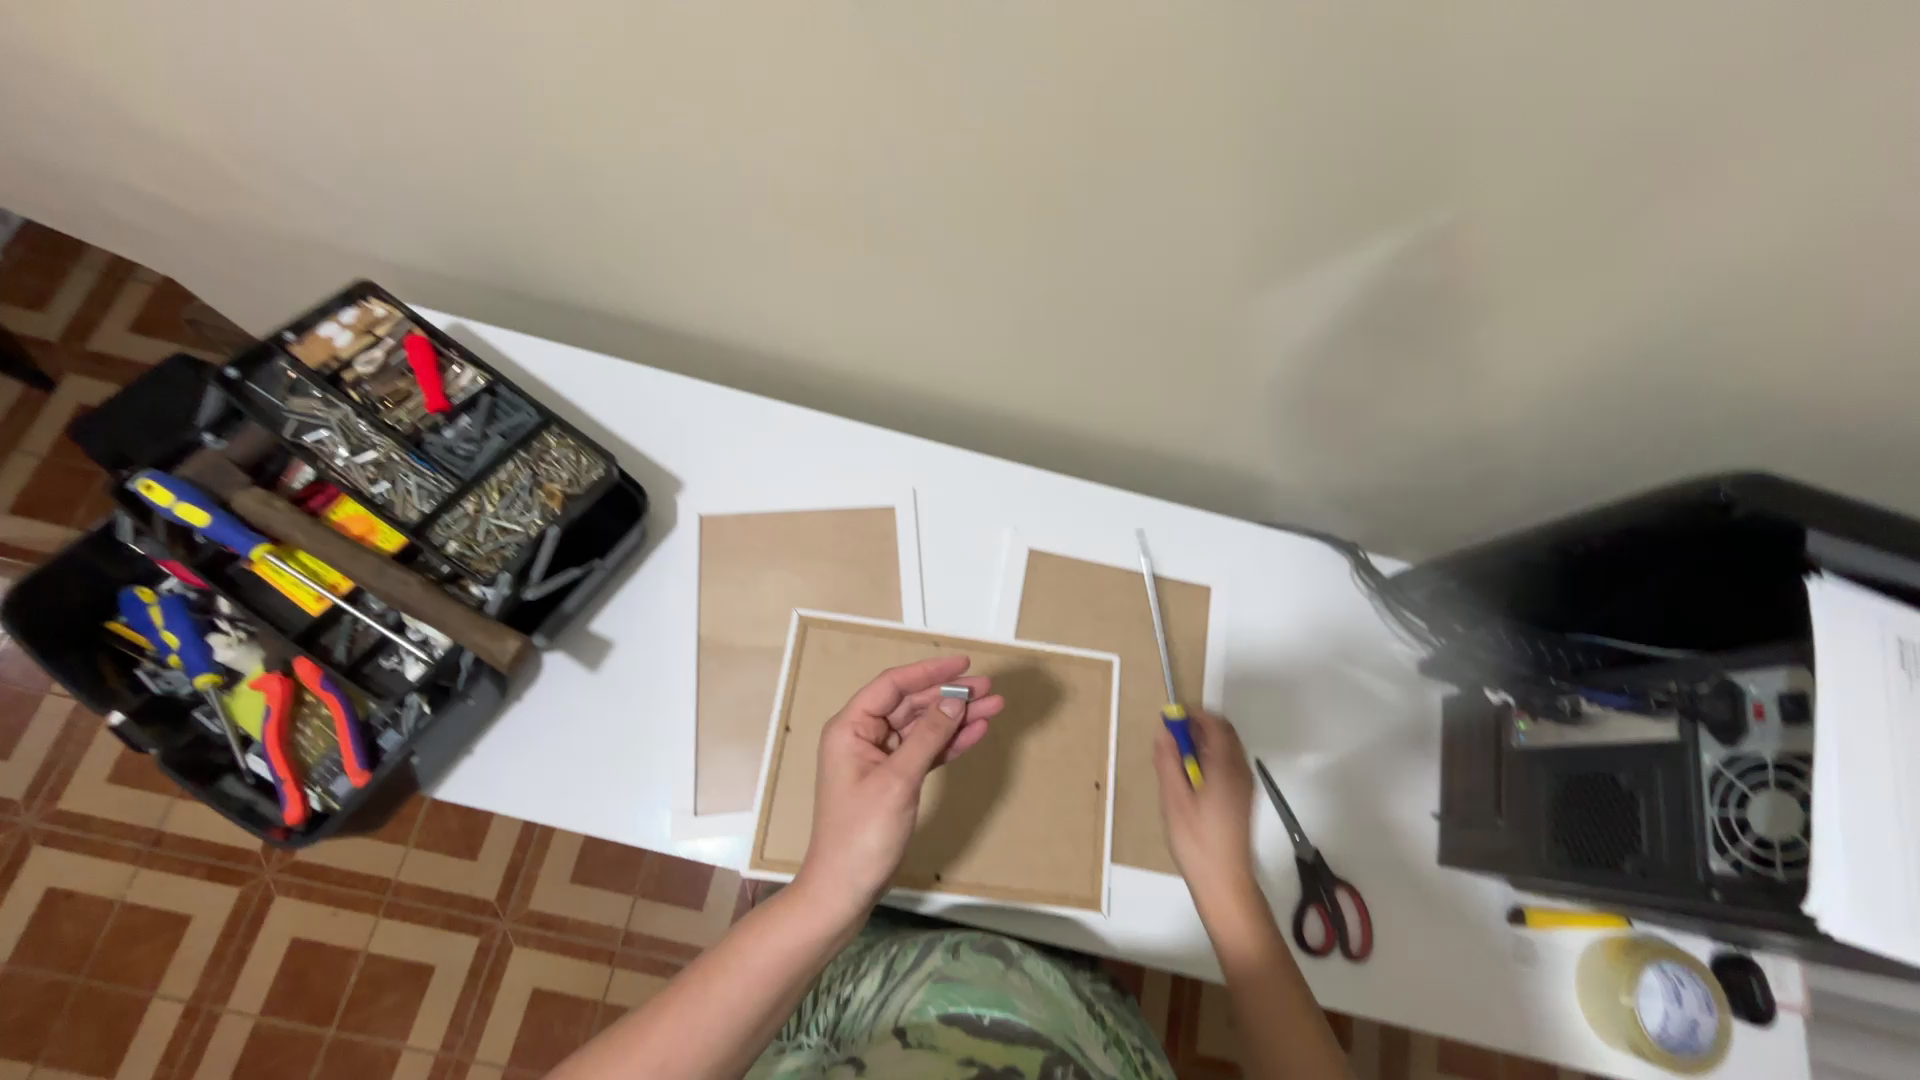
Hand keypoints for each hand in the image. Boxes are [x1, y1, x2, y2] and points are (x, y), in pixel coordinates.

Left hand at [793, 655, 1004, 924]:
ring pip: (923, 727)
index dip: (929, 671)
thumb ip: (928, 737)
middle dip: (950, 695)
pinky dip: (950, 743)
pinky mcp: (894, 779)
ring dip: (956, 718)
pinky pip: (926, 751)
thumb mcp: (897, 780)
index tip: (963, 664)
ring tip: (994, 707)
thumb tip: (955, 701)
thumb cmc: (861, 834)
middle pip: (911, 704)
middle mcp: (863, 736)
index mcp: (850, 728)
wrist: (844, 889)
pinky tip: (976, 733)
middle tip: (989, 688)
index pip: (893, 685)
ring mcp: (879, 759)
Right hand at [1154, 709, 1258, 909]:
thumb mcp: (1173, 798)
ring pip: (1226, 749)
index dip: (1192, 715)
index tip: (1169, 720)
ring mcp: (1245, 786)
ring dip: (1202, 744)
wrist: (1225, 882)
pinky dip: (1209, 760)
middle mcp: (1241, 771)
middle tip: (1170, 741)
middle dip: (1197, 728)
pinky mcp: (1242, 799)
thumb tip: (1164, 731)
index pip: (1215, 724)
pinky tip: (1190, 781)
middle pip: (1224, 733)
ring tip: (1176, 762)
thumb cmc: (1196, 840)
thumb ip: (1168, 761)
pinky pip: (1228, 765)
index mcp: (1226, 767)